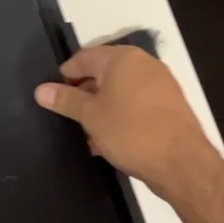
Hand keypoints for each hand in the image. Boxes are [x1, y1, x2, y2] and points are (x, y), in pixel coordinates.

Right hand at [35, 45, 221, 197]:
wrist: (183, 164)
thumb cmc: (130, 132)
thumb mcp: (90, 116)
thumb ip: (64, 100)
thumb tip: (41, 90)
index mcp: (122, 58)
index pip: (84, 57)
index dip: (65, 75)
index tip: (53, 95)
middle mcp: (144, 64)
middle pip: (103, 73)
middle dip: (85, 94)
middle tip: (69, 115)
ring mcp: (161, 84)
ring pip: (121, 91)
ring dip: (102, 108)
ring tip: (88, 132)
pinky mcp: (171, 106)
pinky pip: (137, 104)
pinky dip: (121, 116)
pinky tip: (110, 139)